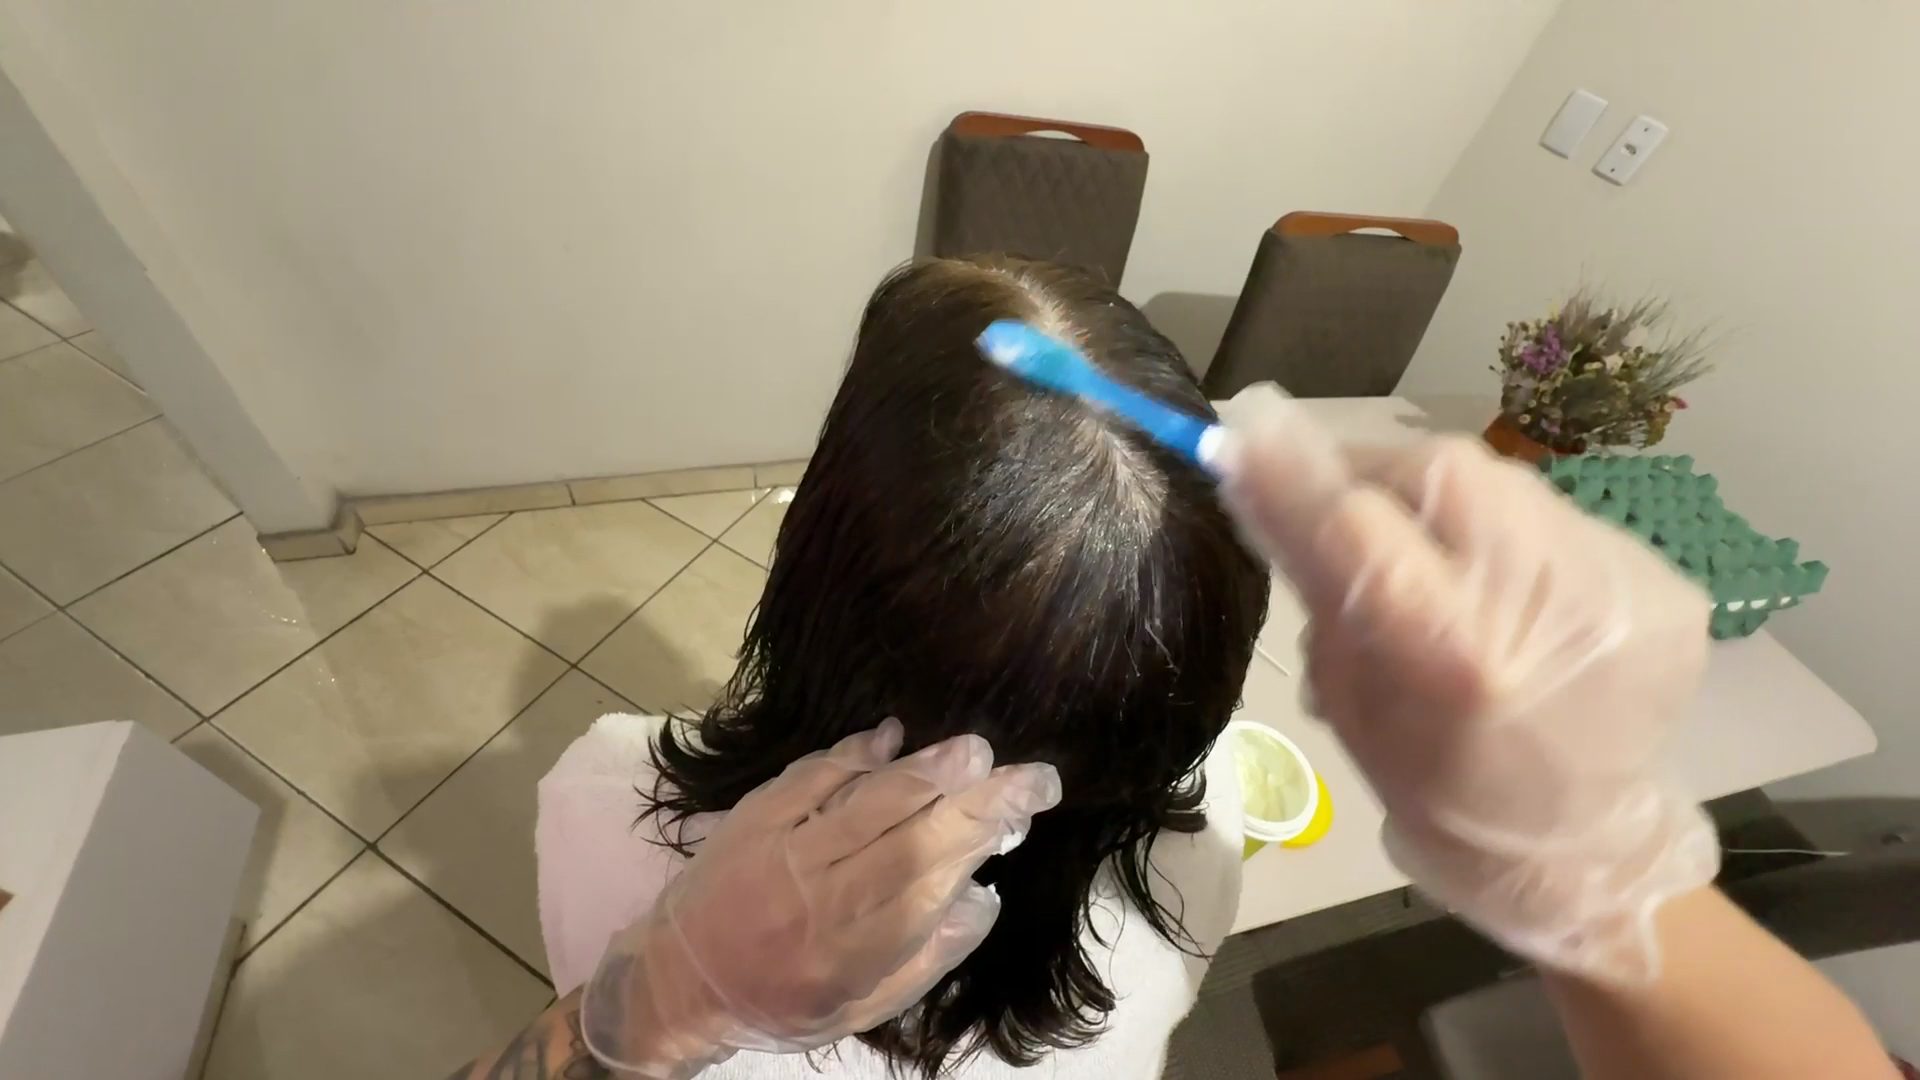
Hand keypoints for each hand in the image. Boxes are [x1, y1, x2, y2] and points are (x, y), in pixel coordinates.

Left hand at [578, 719, 1060, 1076]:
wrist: (679, 978)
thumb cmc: (782, 1001)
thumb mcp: (860, 1007)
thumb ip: (927, 954)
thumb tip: (984, 892)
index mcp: (850, 949)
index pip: (934, 877)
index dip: (987, 831)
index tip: (1031, 798)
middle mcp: (821, 894)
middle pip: (910, 833)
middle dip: (974, 796)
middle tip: (1025, 771)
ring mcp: (784, 846)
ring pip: (867, 798)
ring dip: (925, 770)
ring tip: (973, 751)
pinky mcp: (756, 813)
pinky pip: (813, 774)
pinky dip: (855, 751)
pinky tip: (892, 735)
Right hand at [1215, 385, 1718, 984]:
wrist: (1575, 841)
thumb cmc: (1427, 780)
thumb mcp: (1346, 692)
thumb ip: (1316, 584)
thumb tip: (1260, 491)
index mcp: (1454, 658)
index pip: (1357, 524)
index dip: (1291, 475)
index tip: (1238, 440)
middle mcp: (1549, 606)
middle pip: (1439, 470)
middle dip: (1367, 469)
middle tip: (1334, 496)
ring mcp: (1619, 585)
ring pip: (1496, 476)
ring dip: (1430, 492)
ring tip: (1415, 540)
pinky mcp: (1661, 580)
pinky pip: (1546, 511)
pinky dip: (1493, 524)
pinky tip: (1488, 572)